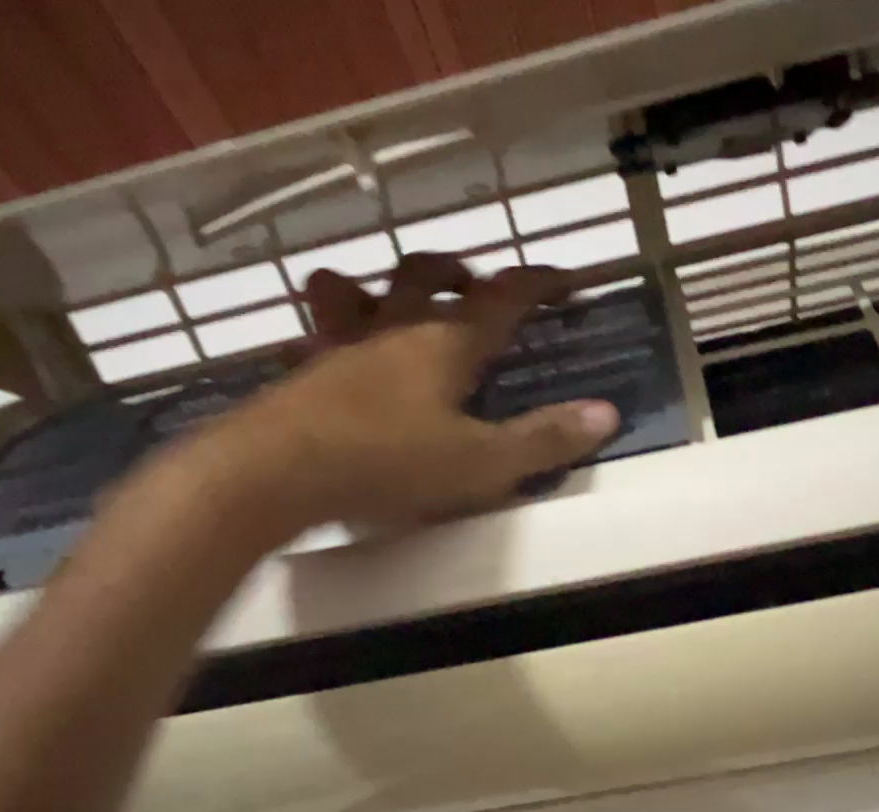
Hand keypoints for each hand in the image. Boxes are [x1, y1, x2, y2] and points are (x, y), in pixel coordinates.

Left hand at [179, 254, 619, 547]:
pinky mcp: (300, 373)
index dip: (538, 283)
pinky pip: (315, 336)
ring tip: (390, 298)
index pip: (502, 298)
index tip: (565, 278)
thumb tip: (607, 414)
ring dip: (380, 285)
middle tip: (473, 281)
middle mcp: (392, 330)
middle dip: (456, 271)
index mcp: (444, 343)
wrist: (271, 474)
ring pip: (356, 292)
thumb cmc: (386, 464)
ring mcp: (338, 346)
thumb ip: (543, 441)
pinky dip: (328, 332)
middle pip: (425, 276)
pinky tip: (327, 353)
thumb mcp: (480, 464)